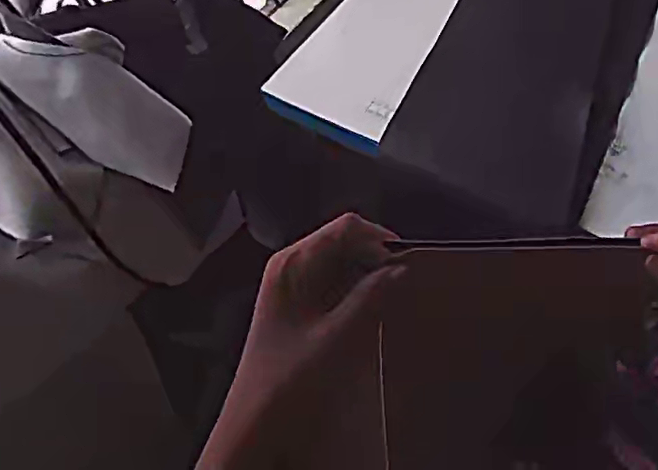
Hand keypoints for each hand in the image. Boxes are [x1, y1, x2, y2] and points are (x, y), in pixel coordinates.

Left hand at [198, 213, 402, 468]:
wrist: (252, 429)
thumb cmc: (284, 383)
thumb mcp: (334, 339)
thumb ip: (368, 299)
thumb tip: (399, 269)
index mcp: (293, 262)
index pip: (346, 228)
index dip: (379, 238)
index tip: (405, 258)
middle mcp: (290, 264)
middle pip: (344, 240)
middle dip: (374, 255)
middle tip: (401, 277)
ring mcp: (293, 282)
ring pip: (342, 259)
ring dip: (367, 272)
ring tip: (388, 293)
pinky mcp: (298, 301)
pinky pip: (335, 279)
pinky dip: (356, 287)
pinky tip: (368, 307)